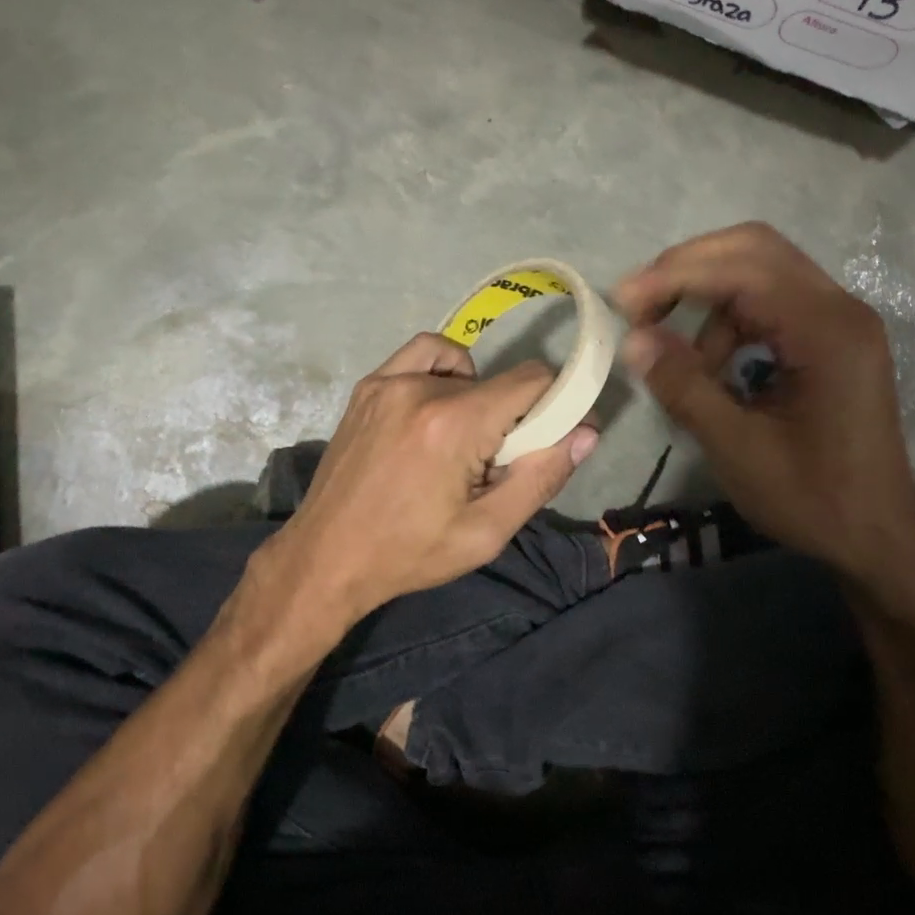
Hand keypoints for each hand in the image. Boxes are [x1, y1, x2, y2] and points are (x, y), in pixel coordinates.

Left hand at [270, 333, 598, 619]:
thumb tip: (587, 433)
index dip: (555, 405)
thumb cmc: (409, 553)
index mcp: (453, 424)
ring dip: (477, 394)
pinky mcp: (366, 389)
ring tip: (463, 441)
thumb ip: (540, 478)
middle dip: (510, 418)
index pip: (532, 380)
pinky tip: (434, 416)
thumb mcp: (485, 533)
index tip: (549, 439)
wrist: (327, 557)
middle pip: (497, 381)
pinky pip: (420, 357)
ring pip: (461, 366)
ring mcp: (386, 383)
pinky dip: (440, 374)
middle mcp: (420, 389)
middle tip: (491, 468)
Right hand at [612, 223, 914, 587]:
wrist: (875, 535)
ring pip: (761, 275)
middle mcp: (839, 310)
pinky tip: (708, 367)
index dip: (675, 277)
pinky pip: (771, 307)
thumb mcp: (737, 447)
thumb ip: (685, 387)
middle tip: (637, 305)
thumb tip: (634, 341)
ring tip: (670, 355)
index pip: (743, 270)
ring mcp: (839, 323)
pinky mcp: (831, 342)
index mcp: (826, 331)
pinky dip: (728, 324)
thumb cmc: (810, 497)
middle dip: (688, 270)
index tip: (620, 302)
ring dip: (706, 302)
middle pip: (755, 251)